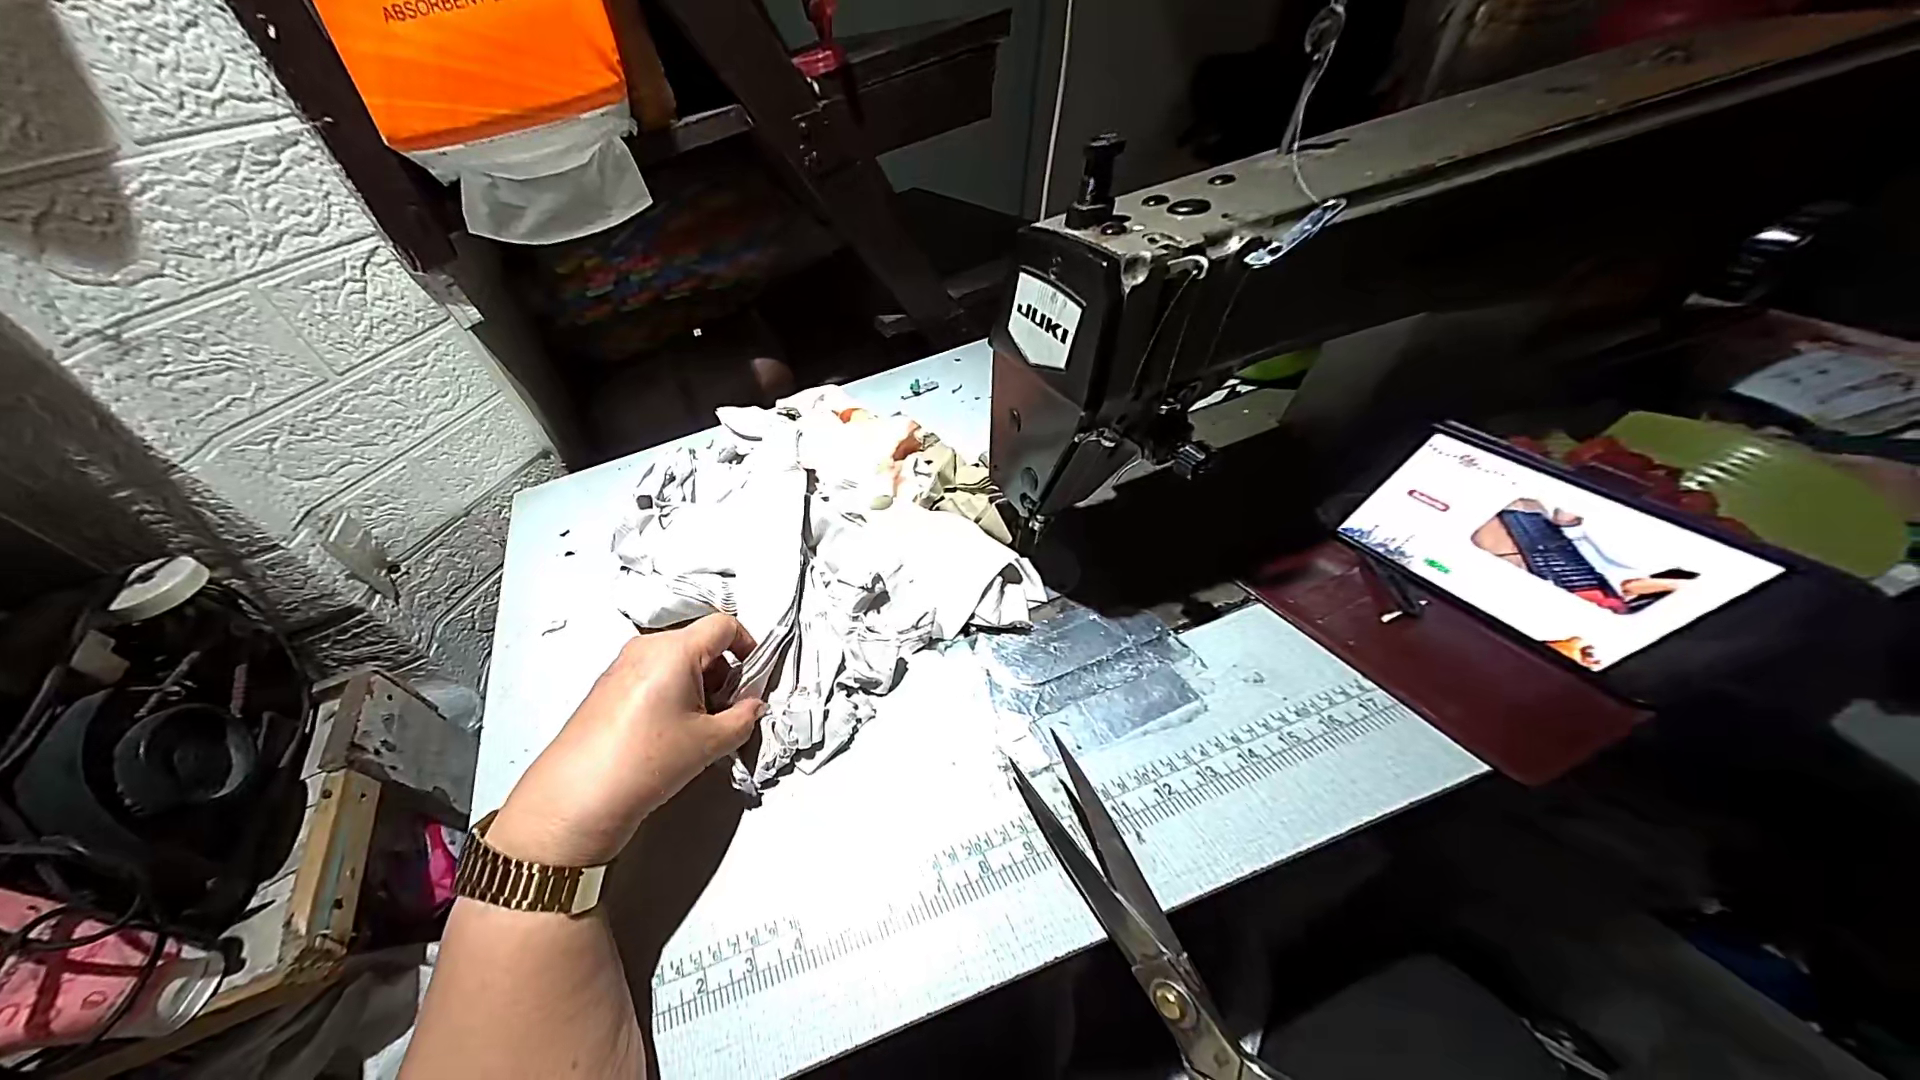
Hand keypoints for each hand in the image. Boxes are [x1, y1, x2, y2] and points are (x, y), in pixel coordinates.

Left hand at [487, 615, 762, 867]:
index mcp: (672, 651)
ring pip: (679, 660)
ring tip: (702, 726)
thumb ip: (745, 717)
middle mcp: (645, 649)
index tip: (754, 673)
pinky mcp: (610, 688)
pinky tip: (675, 731)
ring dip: (700, 684)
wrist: (574, 802)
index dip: (748, 646)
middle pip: (701, 642)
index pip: (724, 625)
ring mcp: (624, 667)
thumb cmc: (637, 765)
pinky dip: (675, 693)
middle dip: (725, 671)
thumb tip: (752, 708)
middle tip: (733, 706)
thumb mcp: (711, 742)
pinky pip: (655, 675)